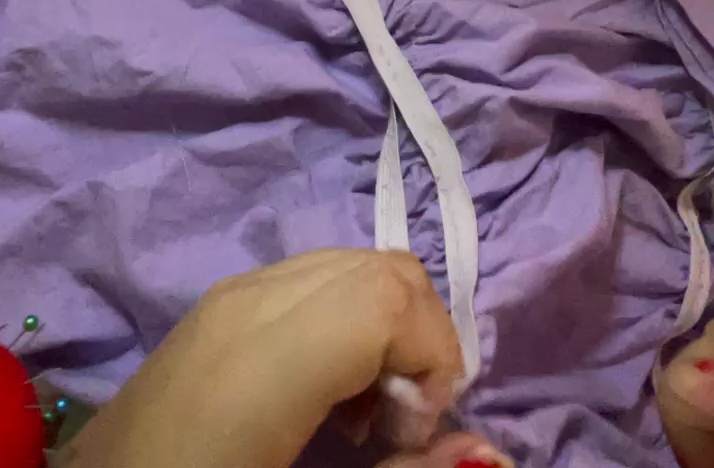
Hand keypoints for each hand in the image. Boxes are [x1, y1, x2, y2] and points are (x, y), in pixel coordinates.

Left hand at [64, 249, 506, 467]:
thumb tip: (489, 454)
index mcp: (261, 357)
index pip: (385, 294)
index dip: (433, 353)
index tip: (419, 432)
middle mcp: (250, 298)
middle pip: (379, 266)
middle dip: (421, 339)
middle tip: (404, 427)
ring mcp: (233, 292)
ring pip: (353, 264)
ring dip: (388, 330)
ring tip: (369, 416)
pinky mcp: (224, 301)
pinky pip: (316, 280)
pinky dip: (351, 321)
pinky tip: (329, 392)